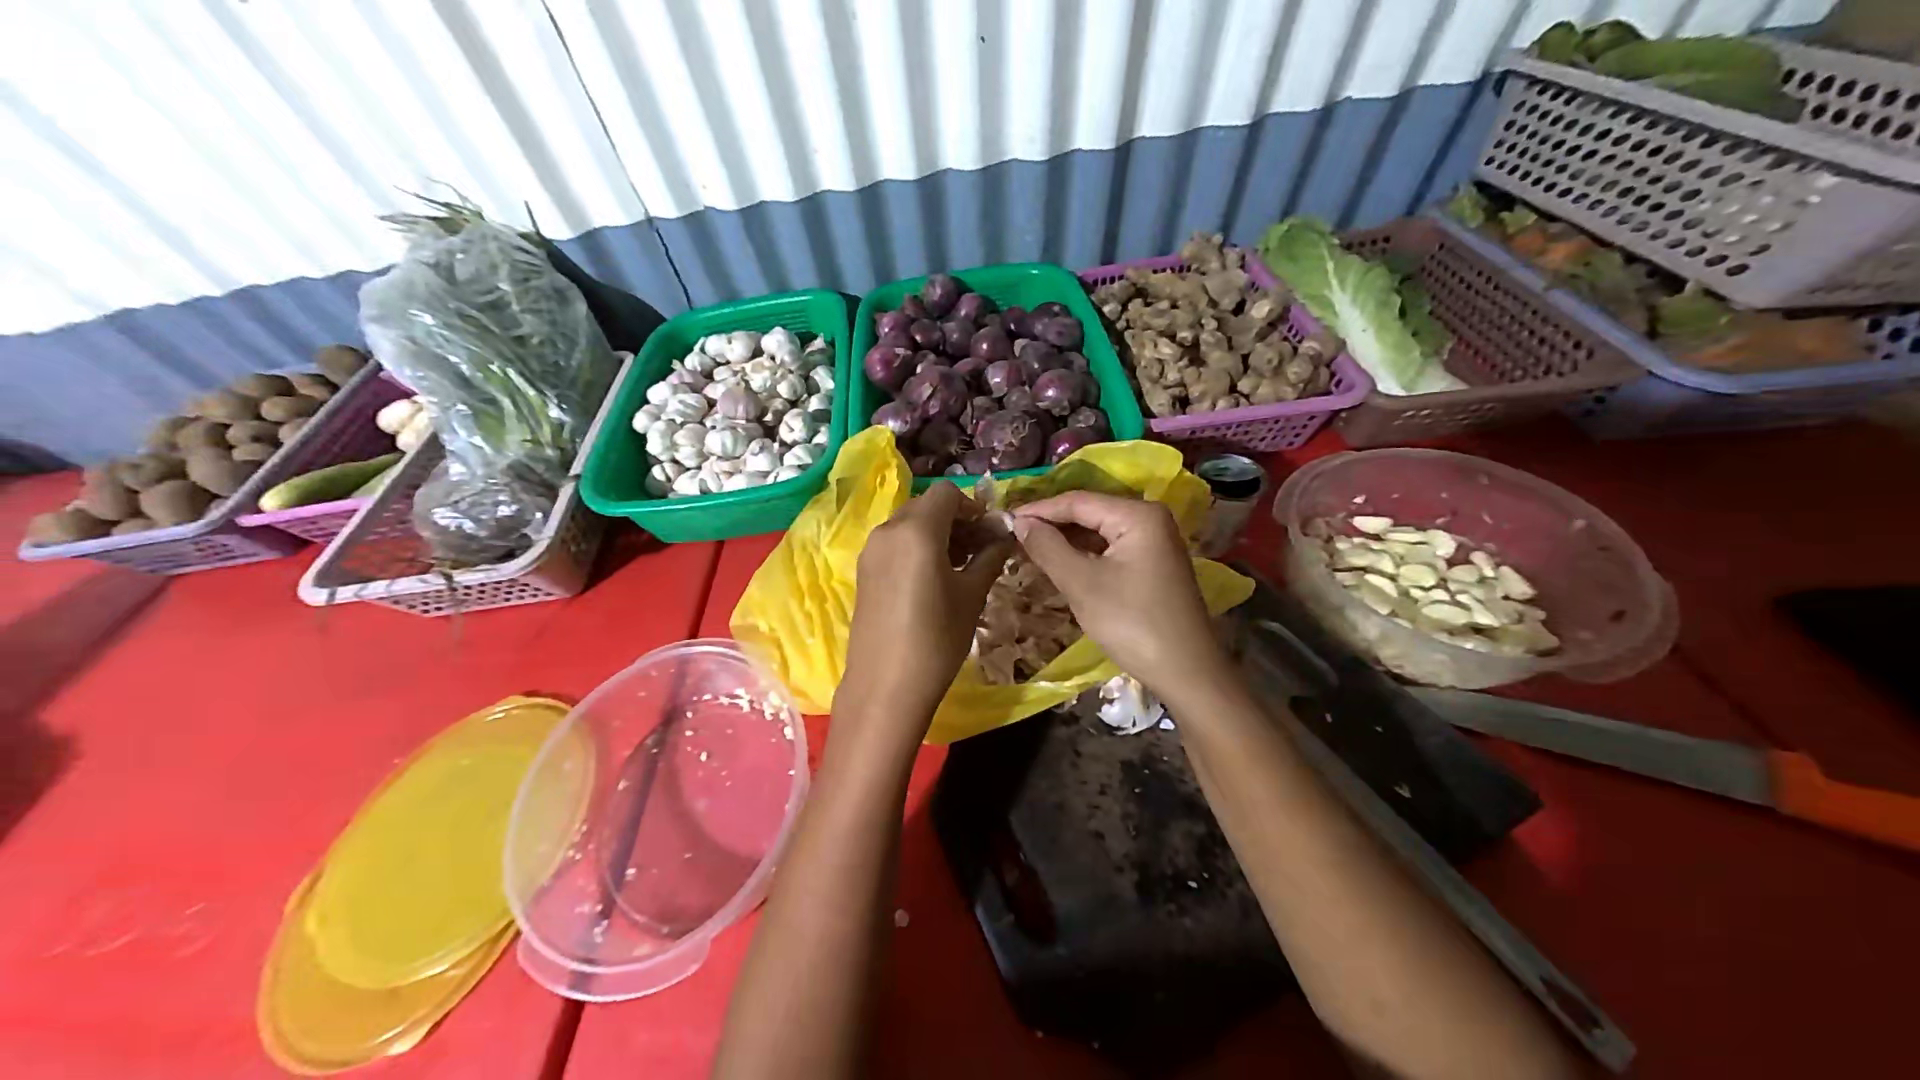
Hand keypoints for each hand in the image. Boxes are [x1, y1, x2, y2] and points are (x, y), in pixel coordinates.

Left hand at [837, 482, 1012, 737]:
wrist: (886, 686)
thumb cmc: (937, 638)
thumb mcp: (972, 594)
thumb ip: (990, 556)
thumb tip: (1004, 535)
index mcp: (916, 530)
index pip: (947, 493)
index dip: (972, 506)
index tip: (989, 533)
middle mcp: (888, 530)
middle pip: (926, 506)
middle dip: (955, 520)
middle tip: (979, 549)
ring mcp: (870, 551)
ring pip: (908, 524)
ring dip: (936, 534)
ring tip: (960, 566)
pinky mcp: (863, 571)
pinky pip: (894, 544)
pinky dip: (916, 549)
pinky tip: (933, 579)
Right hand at [1010, 491, 1228, 696]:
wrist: (1186, 671)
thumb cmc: (1132, 623)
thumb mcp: (1081, 584)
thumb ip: (1048, 547)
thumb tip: (1020, 522)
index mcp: (1137, 515)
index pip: (1077, 501)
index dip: (1039, 510)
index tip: (1004, 520)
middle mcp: (1150, 519)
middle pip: (1090, 512)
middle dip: (1052, 523)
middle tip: (1012, 534)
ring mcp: (1155, 542)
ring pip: (1099, 531)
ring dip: (1066, 540)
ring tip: (1028, 547)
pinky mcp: (1153, 564)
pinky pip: (1111, 548)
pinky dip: (1085, 554)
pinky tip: (1060, 563)